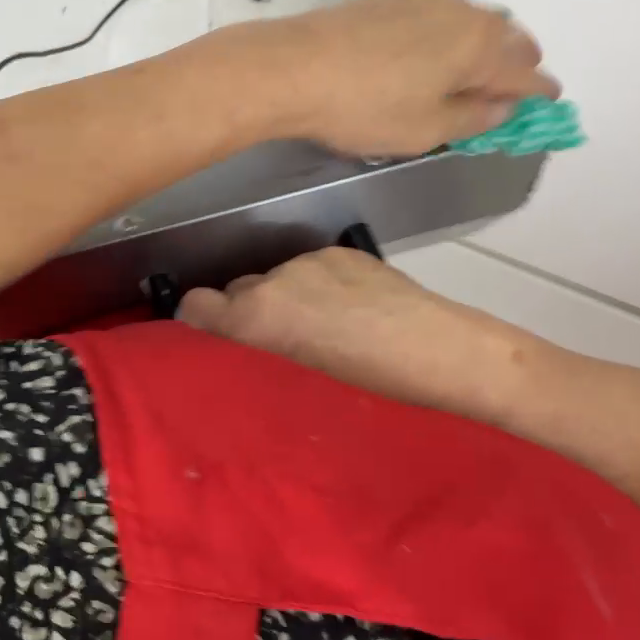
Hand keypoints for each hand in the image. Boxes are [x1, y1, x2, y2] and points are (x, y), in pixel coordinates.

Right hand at [175, 246, 536, 422]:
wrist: (444, 354)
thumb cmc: (367, 387)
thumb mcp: (295, 378)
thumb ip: (256, 352)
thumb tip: (240, 345)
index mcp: (255, 316)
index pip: (196, 305)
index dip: (200, 322)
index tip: (216, 340)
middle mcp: (274, 279)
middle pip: (238, 291)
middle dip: (249, 312)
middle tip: (278, 343)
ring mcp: (311, 261)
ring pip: (276, 278)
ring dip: (286, 297)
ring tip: (322, 327)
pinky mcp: (343, 252)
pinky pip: (310, 268)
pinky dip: (317, 285)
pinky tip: (349, 309)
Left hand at [211, 0, 560, 156]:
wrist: (291, 68)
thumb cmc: (363, 108)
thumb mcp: (425, 131)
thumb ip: (473, 119)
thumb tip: (502, 107)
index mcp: (481, 46)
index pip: (526, 73)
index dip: (537, 94)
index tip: (546, 104)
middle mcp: (463, 12)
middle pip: (504, 38)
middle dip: (513, 63)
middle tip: (510, 88)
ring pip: (472, 21)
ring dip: (480, 44)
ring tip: (472, 70)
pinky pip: (437, 16)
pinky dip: (447, 35)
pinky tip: (430, 51)